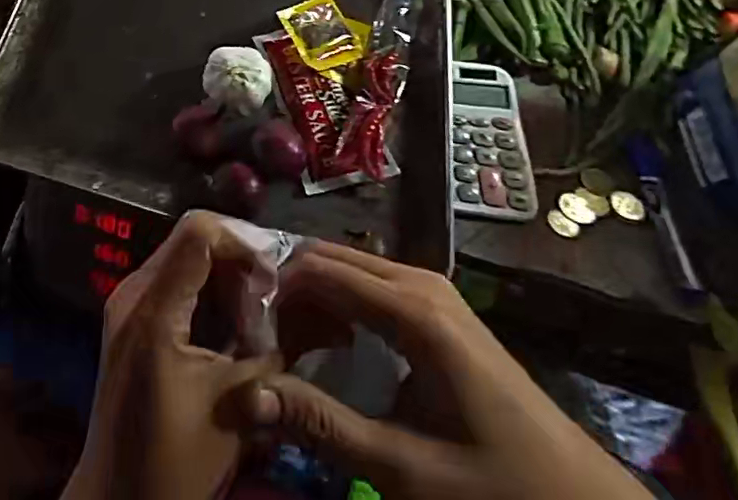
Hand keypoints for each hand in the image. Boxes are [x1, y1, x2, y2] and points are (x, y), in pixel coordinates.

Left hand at [62, 212, 281, 499]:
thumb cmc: (175, 462)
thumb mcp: (239, 402)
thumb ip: (282, 346)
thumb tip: (329, 311)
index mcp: (153, 309)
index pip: (200, 232)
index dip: (244, 243)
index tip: (277, 278)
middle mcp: (133, 291)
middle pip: (194, 237)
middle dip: (241, 258)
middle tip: (277, 296)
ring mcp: (128, 301)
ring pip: (188, 254)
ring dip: (228, 274)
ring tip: (261, 312)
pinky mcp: (132, 316)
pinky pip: (178, 277)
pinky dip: (211, 288)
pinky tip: (236, 322)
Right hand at [240, 244, 650, 499]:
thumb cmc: (497, 486)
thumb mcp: (405, 470)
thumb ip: (322, 426)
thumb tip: (247, 394)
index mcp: (412, 309)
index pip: (320, 269)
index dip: (273, 290)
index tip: (239, 326)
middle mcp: (418, 282)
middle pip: (331, 259)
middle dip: (288, 288)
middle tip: (253, 334)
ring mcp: (431, 292)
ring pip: (349, 270)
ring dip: (311, 296)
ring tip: (280, 340)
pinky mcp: (437, 309)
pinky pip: (371, 287)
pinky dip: (338, 304)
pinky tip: (325, 343)